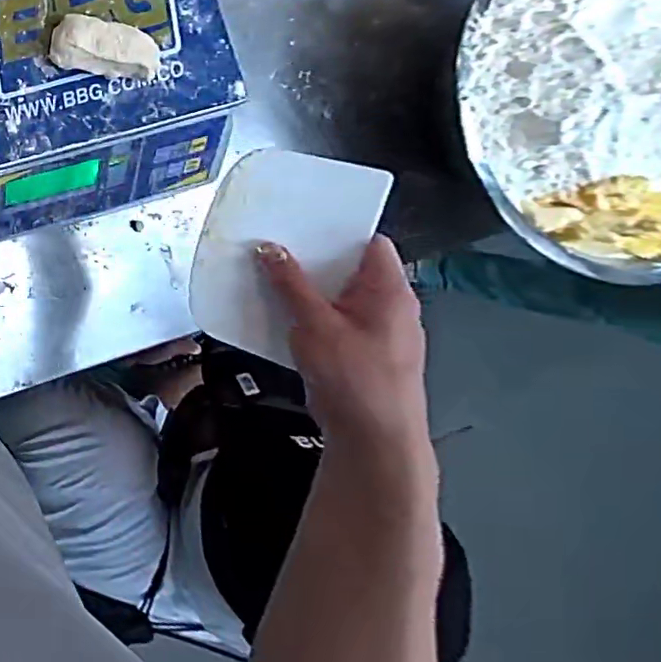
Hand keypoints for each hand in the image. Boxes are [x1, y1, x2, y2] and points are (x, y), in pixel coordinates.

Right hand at [255, 236, 429, 453]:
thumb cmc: (354, 378)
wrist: (373, 441)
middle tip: (275, 243)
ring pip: (337, 295)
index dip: (337, 228)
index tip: (301, 220)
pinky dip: (310, 313)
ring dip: (307, 287)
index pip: (370, 242)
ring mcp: (376, 331)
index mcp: (390, 291)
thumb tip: (270, 248)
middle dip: (312, 257)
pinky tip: (280, 311)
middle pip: (349, 268)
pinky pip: (333, 319)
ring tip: (270, 272)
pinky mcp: (361, 352)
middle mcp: (389, 306)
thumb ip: (290, 283)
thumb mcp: (314, 323)